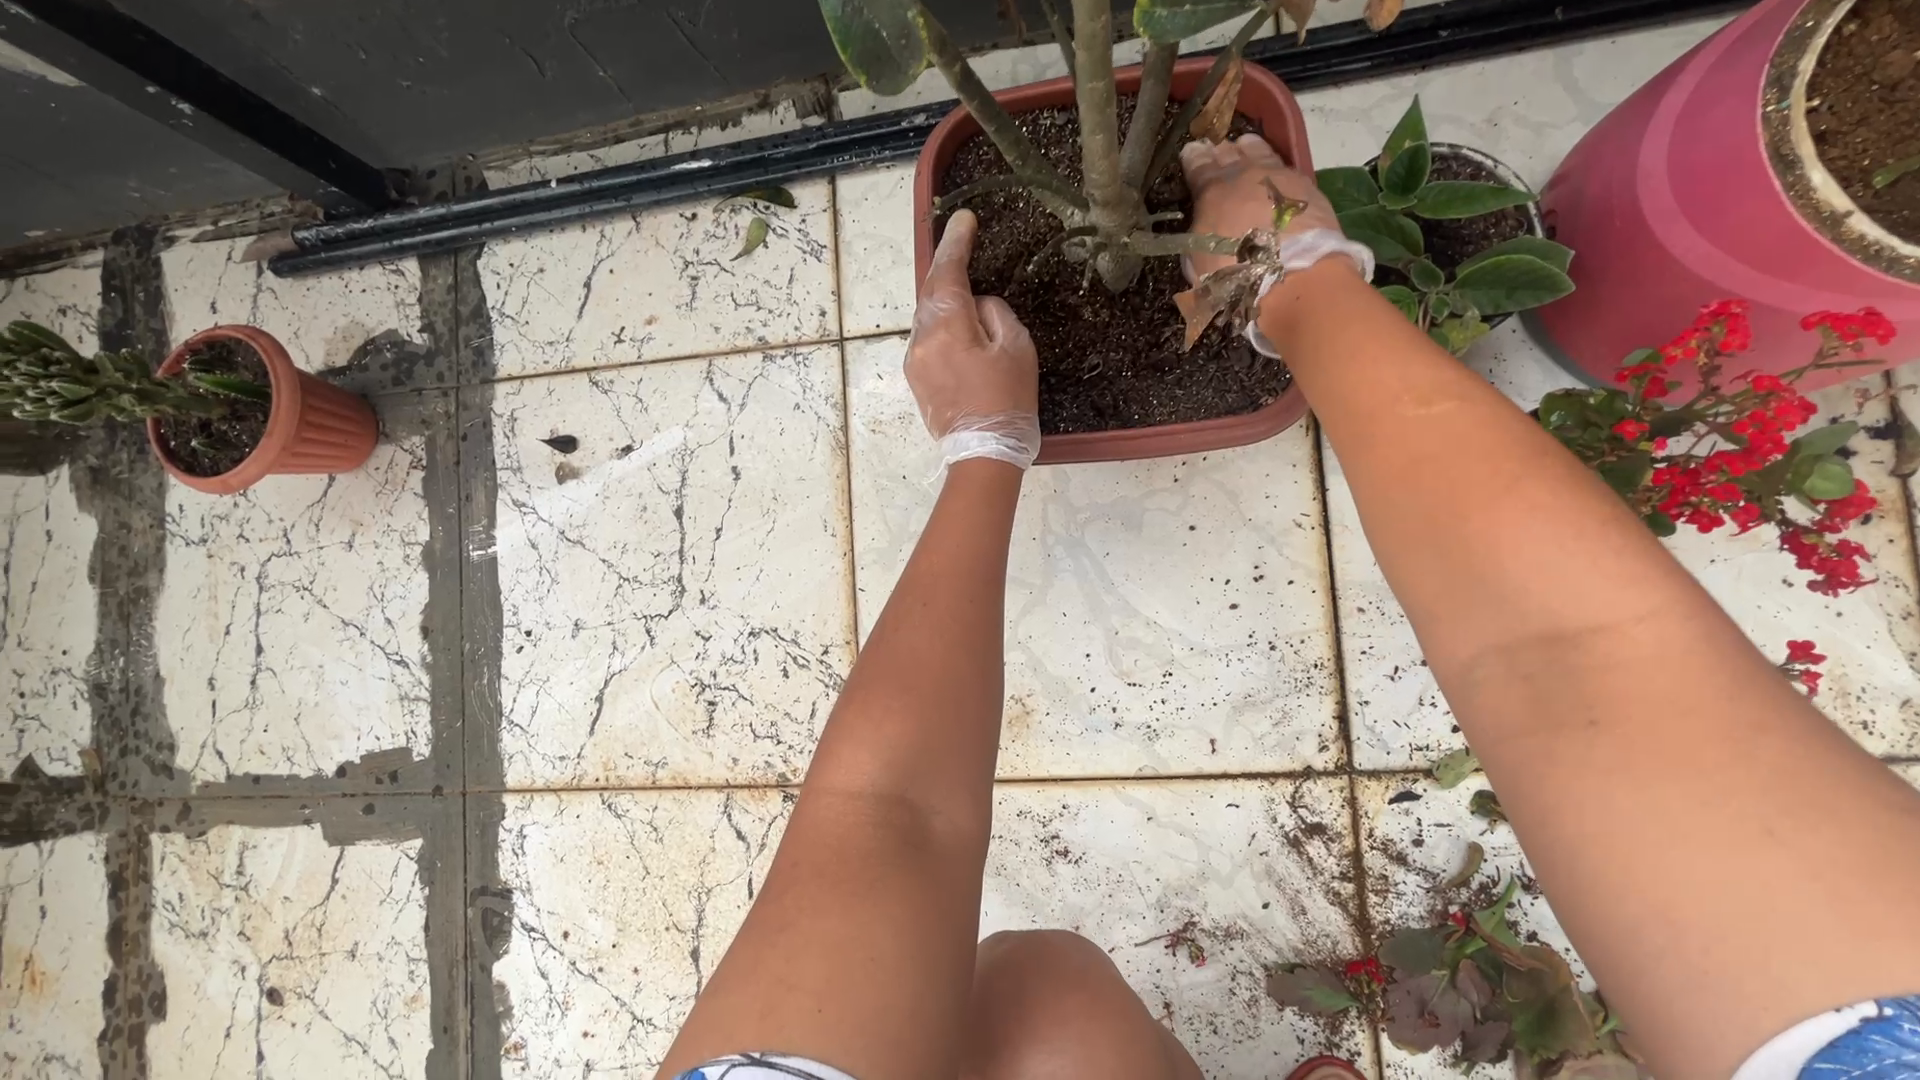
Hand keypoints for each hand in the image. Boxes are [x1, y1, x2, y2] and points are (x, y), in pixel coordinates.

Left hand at [906, 209, 1041, 470]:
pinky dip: (944, 327)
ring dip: (946, 302)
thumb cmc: (1008, 402)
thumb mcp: (1017, 349)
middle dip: (948, 269)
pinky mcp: (917, 380)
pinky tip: (961, 331)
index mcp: (948, 328)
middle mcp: (922, 340)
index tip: (963, 219)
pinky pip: (929, 340)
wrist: (982, 455)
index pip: (948, 273)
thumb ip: (994, 314)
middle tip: (963, 243)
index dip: (956, 243)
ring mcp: (915, 362)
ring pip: (929, 318)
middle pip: (932, 293)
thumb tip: (977, 306)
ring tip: (968, 294)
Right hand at [1179, 134, 1342, 281]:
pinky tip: (1274, 173)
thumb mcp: (1197, 256)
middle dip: (1220, 152)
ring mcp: (1278, 177)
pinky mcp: (1307, 189)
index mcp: (1212, 190)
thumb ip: (1199, 229)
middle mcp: (1245, 175)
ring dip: (1250, 150)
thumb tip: (1203, 221)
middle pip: (1230, 154)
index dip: (1193, 158)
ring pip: (1260, 153)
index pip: (1198, 166)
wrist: (1289, 275)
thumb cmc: (1232, 272)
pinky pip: (1284, 169)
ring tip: (1245, 147)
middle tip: (1216, 149)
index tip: (1191, 151)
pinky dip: (1275, 168)